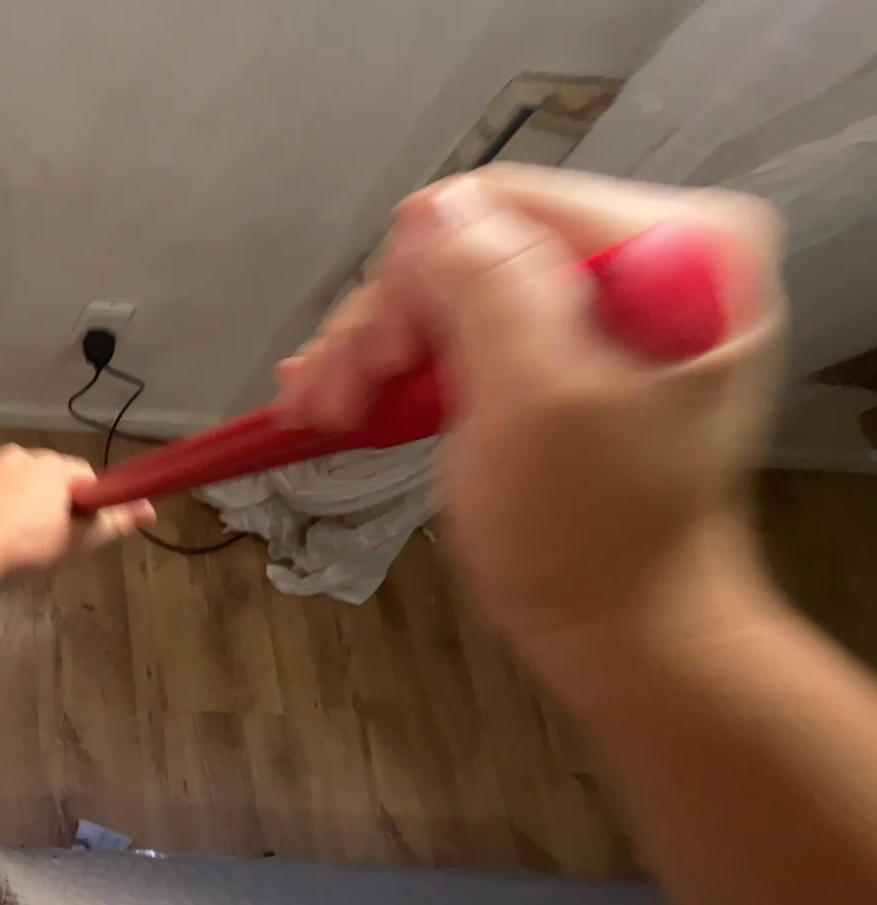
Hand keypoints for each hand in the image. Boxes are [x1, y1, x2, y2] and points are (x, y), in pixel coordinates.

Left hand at [0, 445, 155, 570]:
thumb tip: (151, 509)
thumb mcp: (78, 540)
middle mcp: (21, 455)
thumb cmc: (26, 543)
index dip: (86, 501)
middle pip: (46, 475)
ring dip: (15, 499)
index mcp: (54, 467)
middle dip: (48, 499)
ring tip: (9, 536)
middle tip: (42, 536)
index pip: (84, 475)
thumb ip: (114, 522)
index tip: (78, 527)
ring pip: (11, 479)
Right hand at [275, 165, 786, 644]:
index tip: (374, 363)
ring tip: (323, 414)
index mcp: (662, 251)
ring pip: (428, 299)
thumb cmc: (581, 525)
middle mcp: (622, 267)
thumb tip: (428, 209)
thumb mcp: (539, 400)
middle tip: (335, 402)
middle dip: (378, 329)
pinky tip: (334, 402)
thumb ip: (494, 288)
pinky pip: (435, 340)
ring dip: (361, 356)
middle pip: (451, 254)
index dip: (412, 278)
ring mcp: (572, 317)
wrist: (607, 617)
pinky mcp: (530, 360)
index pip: (494, 206)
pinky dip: (377, 373)